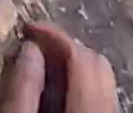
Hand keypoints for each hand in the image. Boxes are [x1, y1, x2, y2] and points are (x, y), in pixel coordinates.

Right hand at [0, 22, 117, 112]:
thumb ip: (24, 87)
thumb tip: (31, 45)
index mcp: (89, 108)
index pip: (80, 54)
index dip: (53, 34)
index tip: (27, 28)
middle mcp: (109, 109)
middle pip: (96, 62)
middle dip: (65, 46)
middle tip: (34, 45)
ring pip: (100, 77)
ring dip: (71, 63)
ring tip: (41, 64)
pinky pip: (99, 94)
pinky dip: (79, 82)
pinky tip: (55, 88)